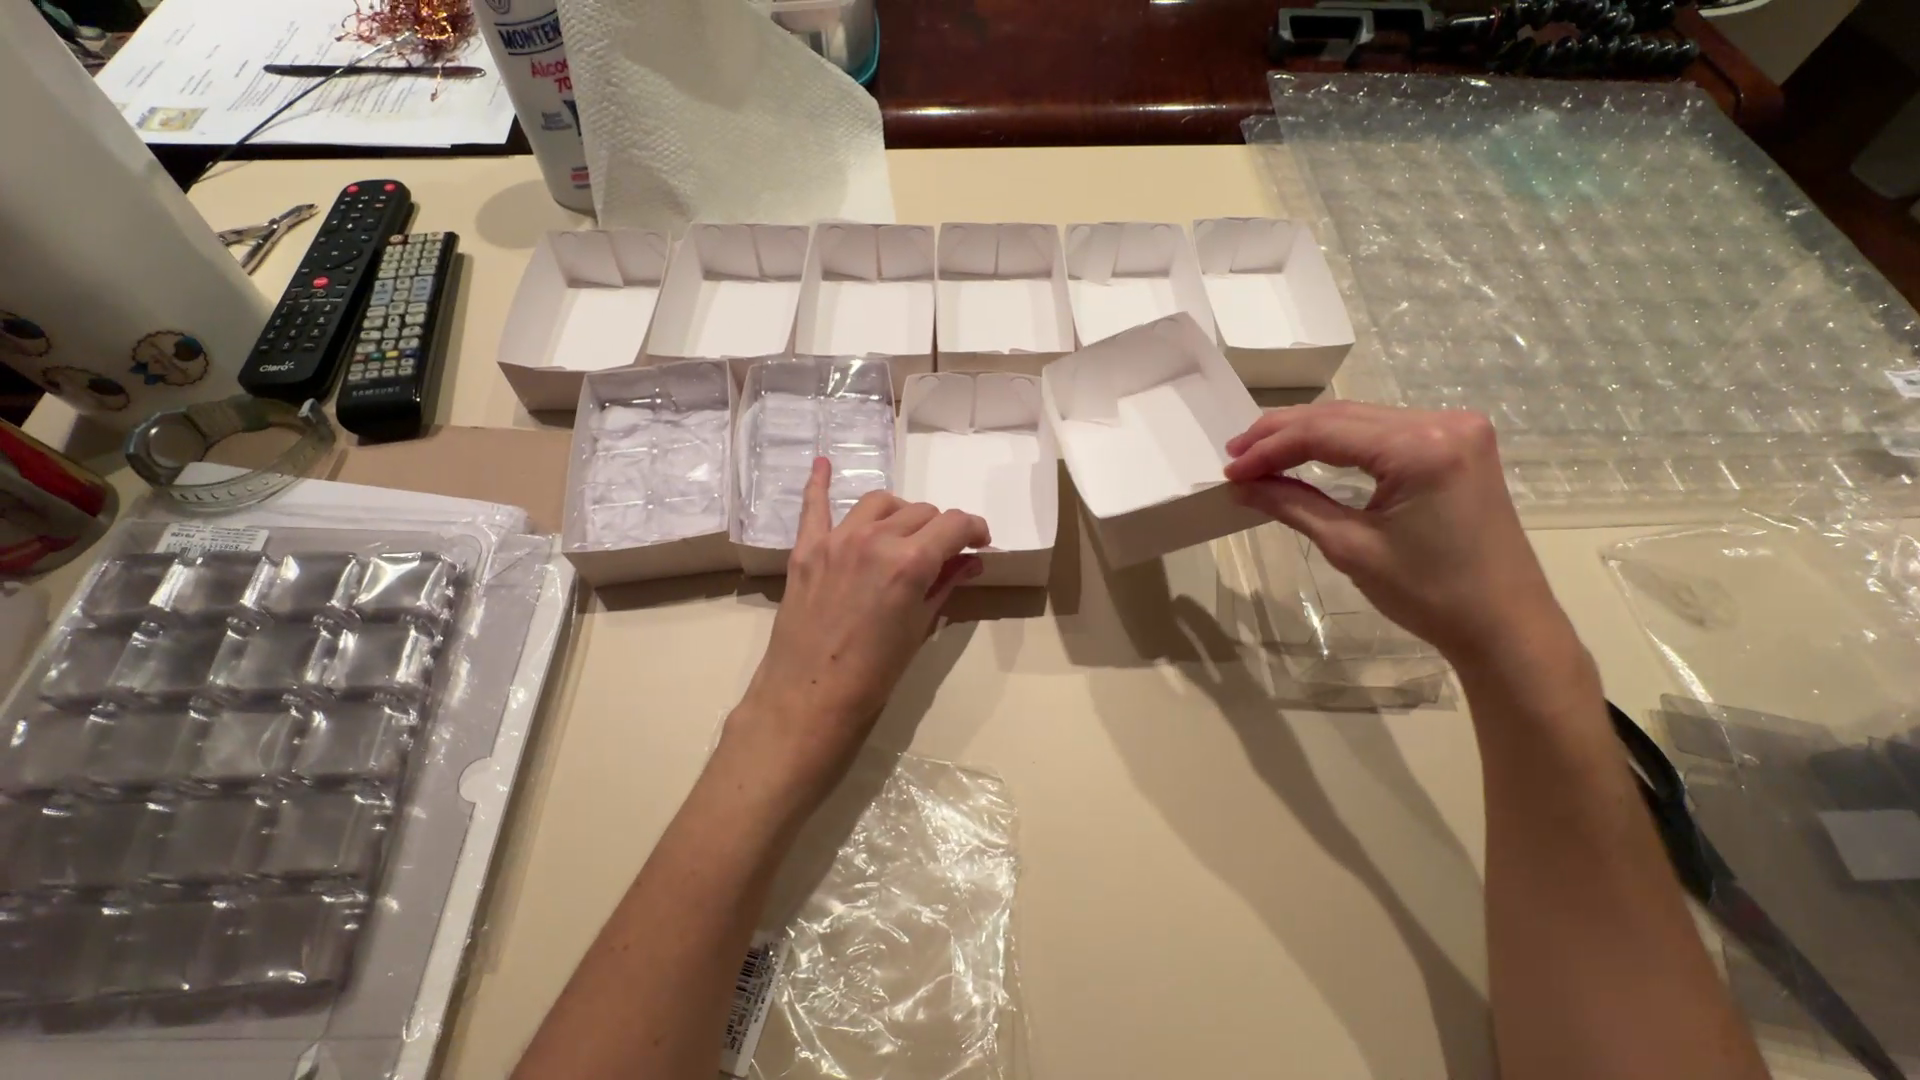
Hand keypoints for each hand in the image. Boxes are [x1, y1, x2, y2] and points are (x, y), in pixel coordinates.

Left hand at [724, 458, 989, 806]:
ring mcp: (836, 540)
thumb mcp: (920, 629)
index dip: (974, 530)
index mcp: (910, 562)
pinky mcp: (806, 549)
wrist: (809, 698)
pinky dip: (820, 483)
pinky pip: (814, 505)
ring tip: (904, 532)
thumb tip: (969, 562)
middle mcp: (875, 539)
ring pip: (879, 502)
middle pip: (920, 512)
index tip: (980, 542)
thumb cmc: (874, 674)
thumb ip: (945, 586)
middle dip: (939, 528)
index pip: (954, 525)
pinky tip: (823, 463)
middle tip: (943, 552)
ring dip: (900, 512)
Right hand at [1222, 402, 1569, 666]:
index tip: (1230, 470)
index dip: (1270, 449)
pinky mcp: (1458, 445)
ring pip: (1361, 420)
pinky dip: (1341, 443)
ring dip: (1309, 435)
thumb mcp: (1350, 547)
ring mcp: (1455, 429)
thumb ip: (1292, 505)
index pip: (1325, 432)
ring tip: (1260, 454)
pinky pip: (1384, 433)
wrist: (1505, 625)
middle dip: (1283, 434)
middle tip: (1235, 454)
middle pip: (1342, 415)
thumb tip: (1241, 486)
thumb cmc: (1429, 594)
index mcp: (1421, 446)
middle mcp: (1443, 422)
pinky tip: (1309, 453)